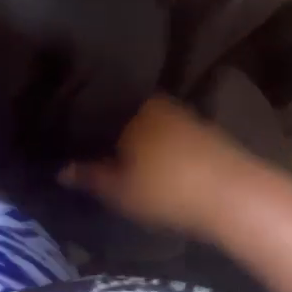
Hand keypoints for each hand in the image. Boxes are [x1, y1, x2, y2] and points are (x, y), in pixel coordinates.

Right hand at [61, 95, 262, 237]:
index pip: (98, 107)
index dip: (84, 121)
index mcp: (128, 107)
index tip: (72, 132)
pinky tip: (156, 154)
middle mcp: (153, 100)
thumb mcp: (120, 190)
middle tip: (96, 142)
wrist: (230, 192)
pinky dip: (159, 138)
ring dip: (138, 131)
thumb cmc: (166, 188)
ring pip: (148, 118)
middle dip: (112, 123)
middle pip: (124, 110)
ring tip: (123, 149)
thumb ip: (89, 176)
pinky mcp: (201, 126)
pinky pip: (168, 127)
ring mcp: (179, 111)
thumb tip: (60, 168)